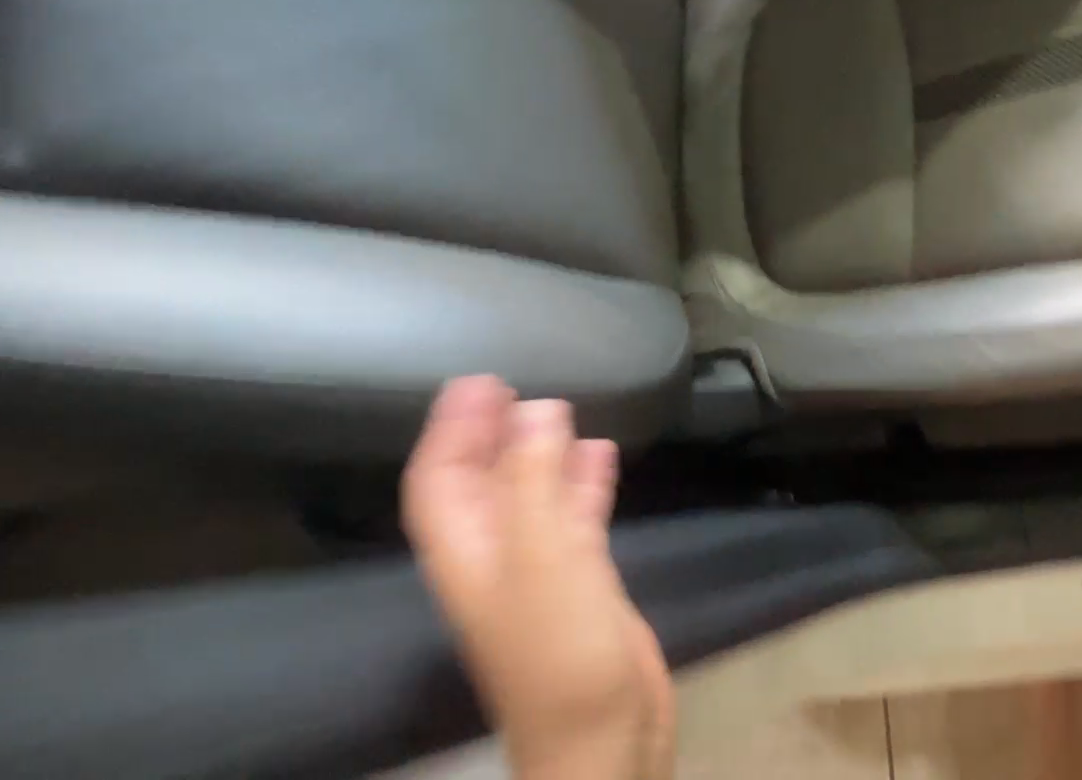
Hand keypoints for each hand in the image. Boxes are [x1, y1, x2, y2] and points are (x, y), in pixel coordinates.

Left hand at [403, 377, 674, 779]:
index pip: (441, 482)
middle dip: (490, 436)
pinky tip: (601, 458)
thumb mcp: (544, 557)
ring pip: (529, 498)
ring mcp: (540, 573)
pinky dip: (582, 483)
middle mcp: (497, 560)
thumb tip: (537, 410)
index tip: (477, 382)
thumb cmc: (562, 650)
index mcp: (470, 555)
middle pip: (482, 486)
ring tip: (560, 410)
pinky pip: (573, 517)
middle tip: (512, 387)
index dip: (451, 431)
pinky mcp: (582, 581)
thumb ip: (536, 481)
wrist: (605, 734)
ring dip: (539, 454)